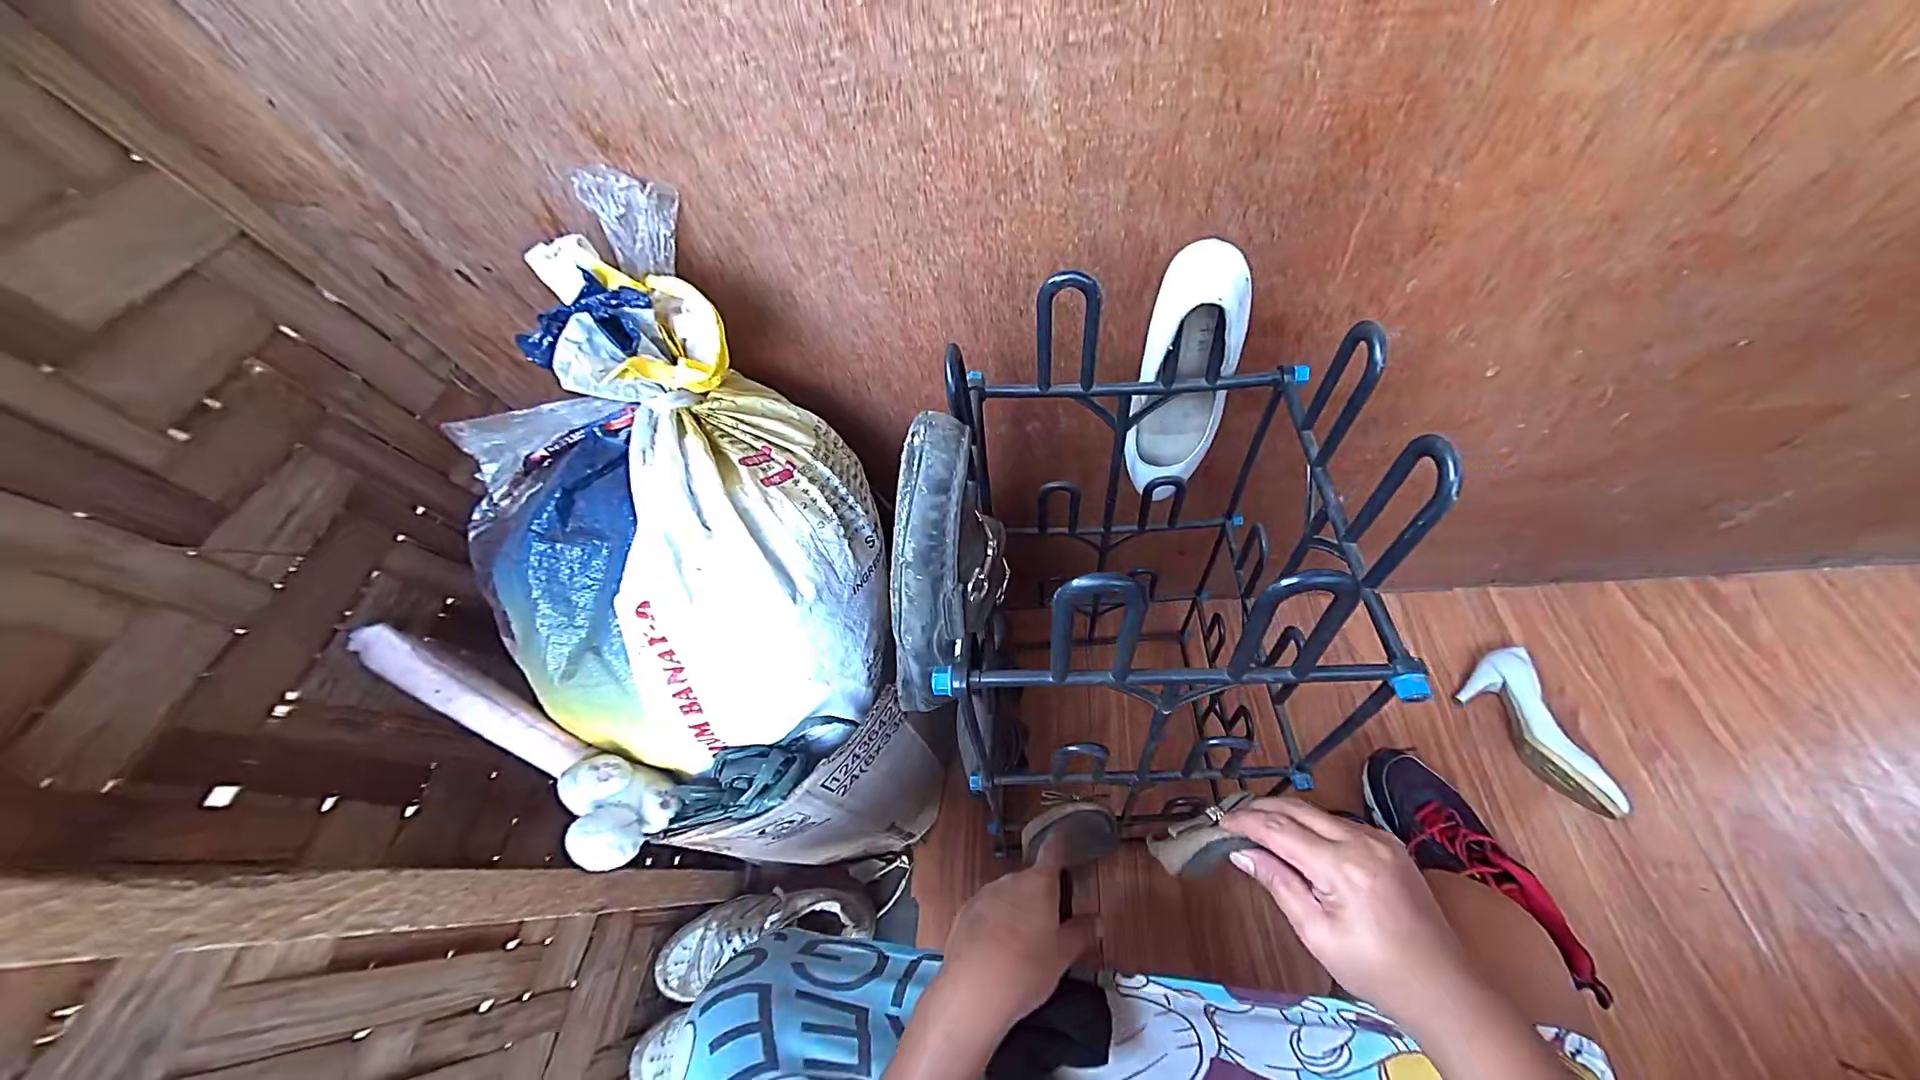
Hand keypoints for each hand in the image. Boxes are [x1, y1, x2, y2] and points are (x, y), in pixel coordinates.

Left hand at [938, 845, 1099, 1025]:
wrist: (971, 990)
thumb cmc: (1023, 969)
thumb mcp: (1062, 955)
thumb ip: (1081, 933)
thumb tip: (1097, 923)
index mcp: (1038, 883)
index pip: (1053, 852)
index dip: (1060, 844)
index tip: (1063, 837)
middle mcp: (1010, 881)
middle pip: (1030, 879)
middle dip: (1041, 895)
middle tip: (1052, 922)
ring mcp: (984, 894)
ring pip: (1008, 895)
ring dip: (1017, 909)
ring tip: (1024, 943)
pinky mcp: (965, 911)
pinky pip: (988, 910)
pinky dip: (995, 922)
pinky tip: (999, 949)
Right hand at [1223, 798, 1473, 1023]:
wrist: (1446, 990)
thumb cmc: (1376, 971)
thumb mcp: (1316, 934)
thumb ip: (1278, 884)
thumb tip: (1241, 852)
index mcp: (1343, 867)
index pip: (1278, 828)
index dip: (1243, 821)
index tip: (1218, 824)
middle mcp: (1363, 841)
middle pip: (1296, 808)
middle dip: (1259, 808)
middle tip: (1231, 818)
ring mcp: (1380, 839)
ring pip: (1317, 812)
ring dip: (1283, 813)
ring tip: (1255, 826)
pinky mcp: (1390, 844)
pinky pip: (1338, 823)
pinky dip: (1310, 824)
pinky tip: (1296, 839)